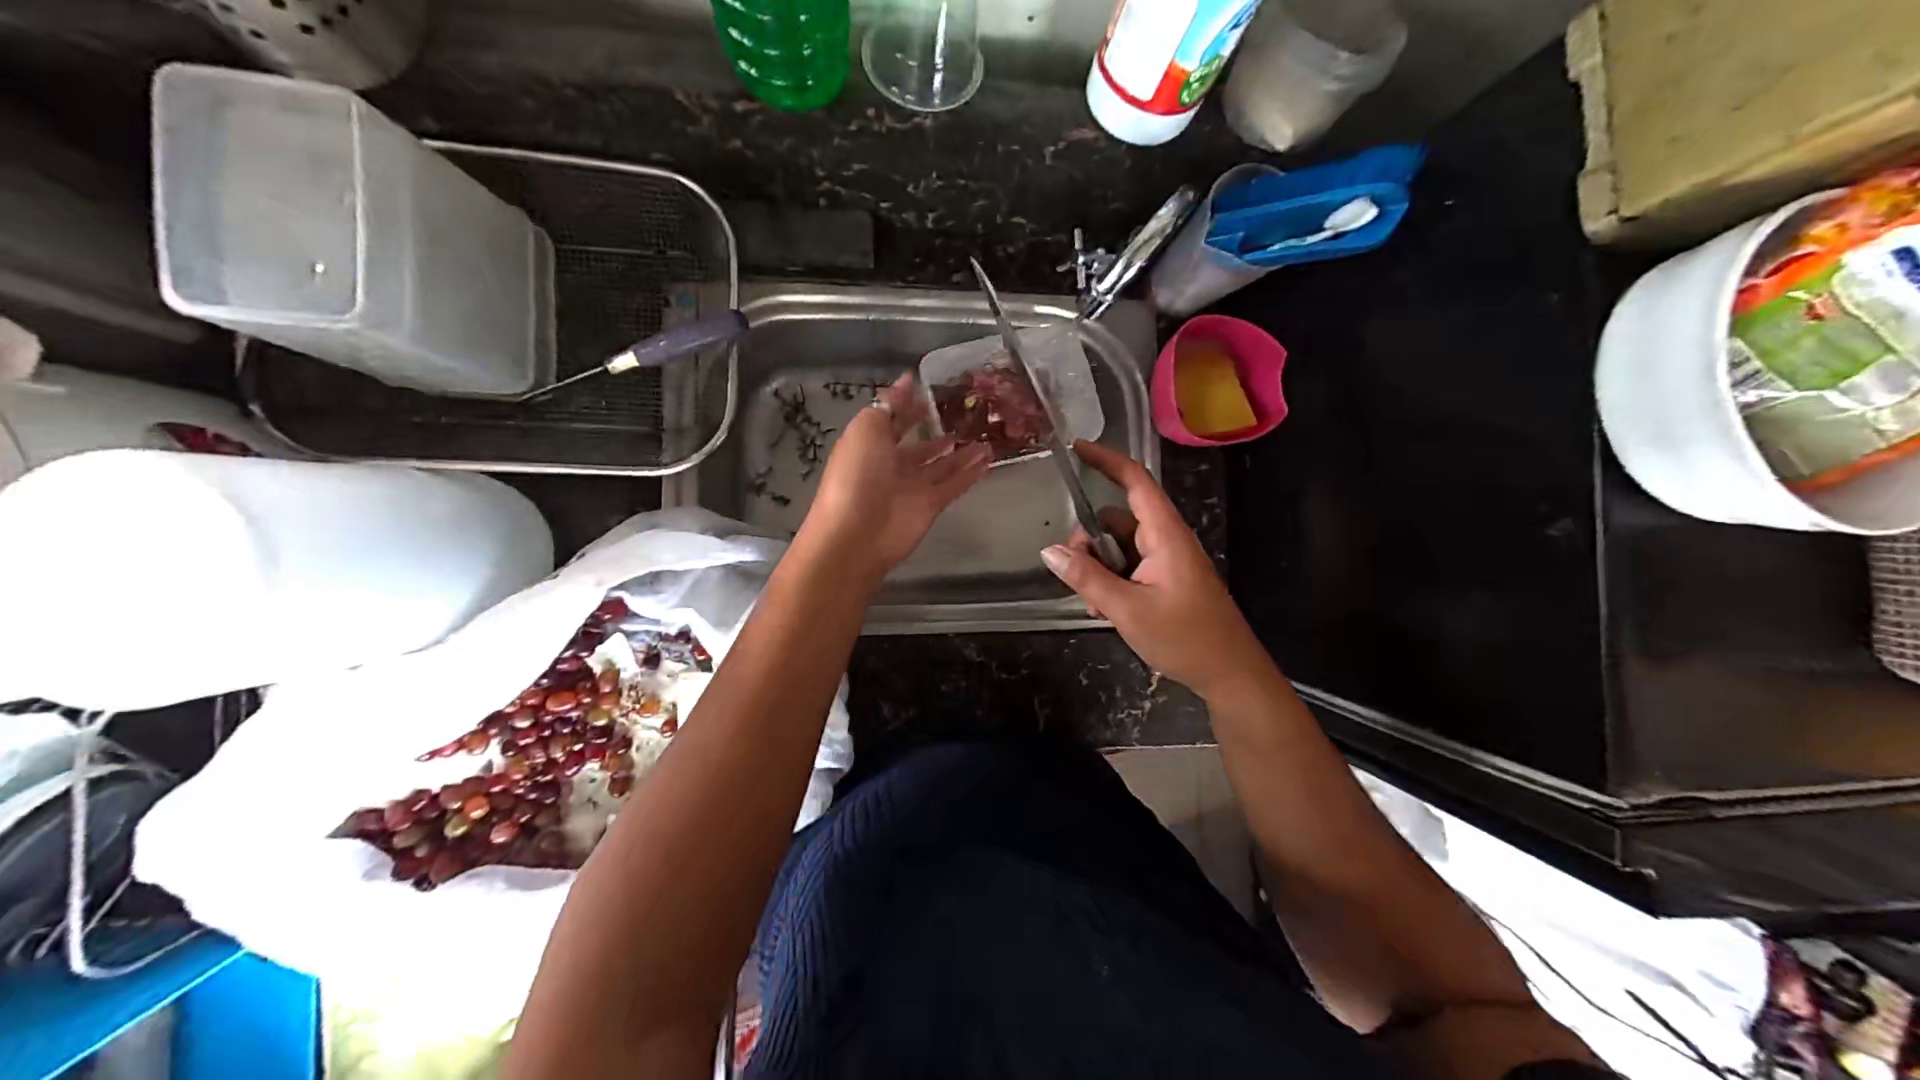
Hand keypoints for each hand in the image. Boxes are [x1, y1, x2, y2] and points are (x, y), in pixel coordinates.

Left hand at [799, 373, 992, 581]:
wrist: (857, 534)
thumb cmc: (856, 474)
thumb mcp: (866, 429)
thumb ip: (889, 405)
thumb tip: (907, 379)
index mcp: (871, 445)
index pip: (894, 422)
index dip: (910, 407)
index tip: (934, 391)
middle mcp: (892, 465)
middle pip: (921, 446)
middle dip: (940, 432)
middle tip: (968, 414)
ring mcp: (912, 487)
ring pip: (942, 465)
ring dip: (962, 452)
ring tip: (986, 435)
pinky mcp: (930, 505)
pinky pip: (954, 485)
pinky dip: (971, 473)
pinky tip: (989, 458)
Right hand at [1041, 441, 1272, 699]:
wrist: (1230, 674)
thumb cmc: (1185, 638)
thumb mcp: (1127, 609)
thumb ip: (1086, 578)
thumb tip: (1049, 551)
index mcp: (1165, 535)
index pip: (1135, 481)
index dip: (1107, 460)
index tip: (1076, 449)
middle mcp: (1167, 540)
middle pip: (1118, 518)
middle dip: (1090, 540)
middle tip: (1074, 572)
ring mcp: (1168, 561)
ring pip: (1121, 546)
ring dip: (1099, 566)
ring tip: (1093, 603)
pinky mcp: (1168, 580)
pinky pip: (1131, 566)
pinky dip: (1112, 580)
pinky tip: (1105, 609)